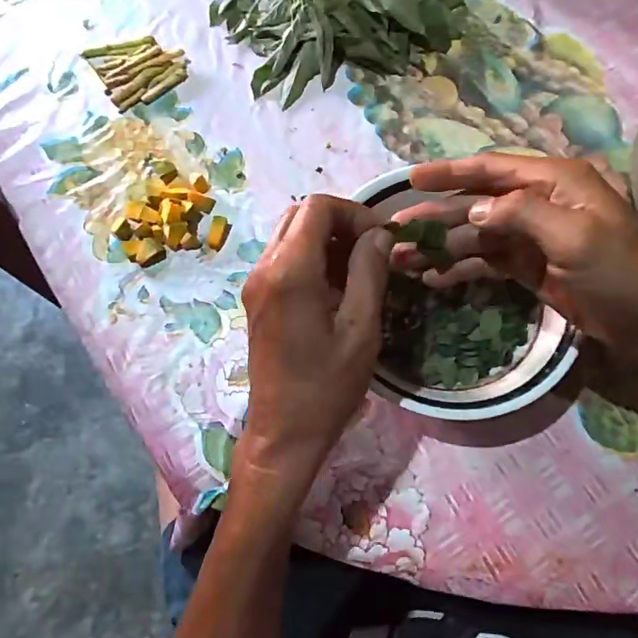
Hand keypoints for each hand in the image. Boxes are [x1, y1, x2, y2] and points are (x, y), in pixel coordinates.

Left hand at [239, 195, 393, 502]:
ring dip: (325, 239)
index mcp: (289, 271)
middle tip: (372, 250)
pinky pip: (282, 258)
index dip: (354, 212)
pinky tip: (337, 286)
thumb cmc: (327, 385)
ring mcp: (255, 283)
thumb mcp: (360, 328)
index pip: (318, 207)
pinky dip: (311, 257)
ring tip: (359, 269)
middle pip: (300, 215)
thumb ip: (369, 272)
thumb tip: (379, 234)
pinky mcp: (256, 298)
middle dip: (339, 222)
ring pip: (289, 234)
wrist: (284, 430)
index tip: (382, 238)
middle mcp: (263, 268)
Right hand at [392, 155, 637, 354]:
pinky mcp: (529, 268)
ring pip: (476, 234)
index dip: (450, 172)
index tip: (411, 179)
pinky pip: (486, 262)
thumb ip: (522, 214)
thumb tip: (474, 207)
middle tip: (396, 229)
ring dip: (442, 246)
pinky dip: (461, 269)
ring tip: (404, 259)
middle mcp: (539, 202)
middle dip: (436, 216)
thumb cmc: (623, 270)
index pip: (492, 169)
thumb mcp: (576, 236)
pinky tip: (434, 278)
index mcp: (555, 181)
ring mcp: (532, 237)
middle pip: (476, 202)